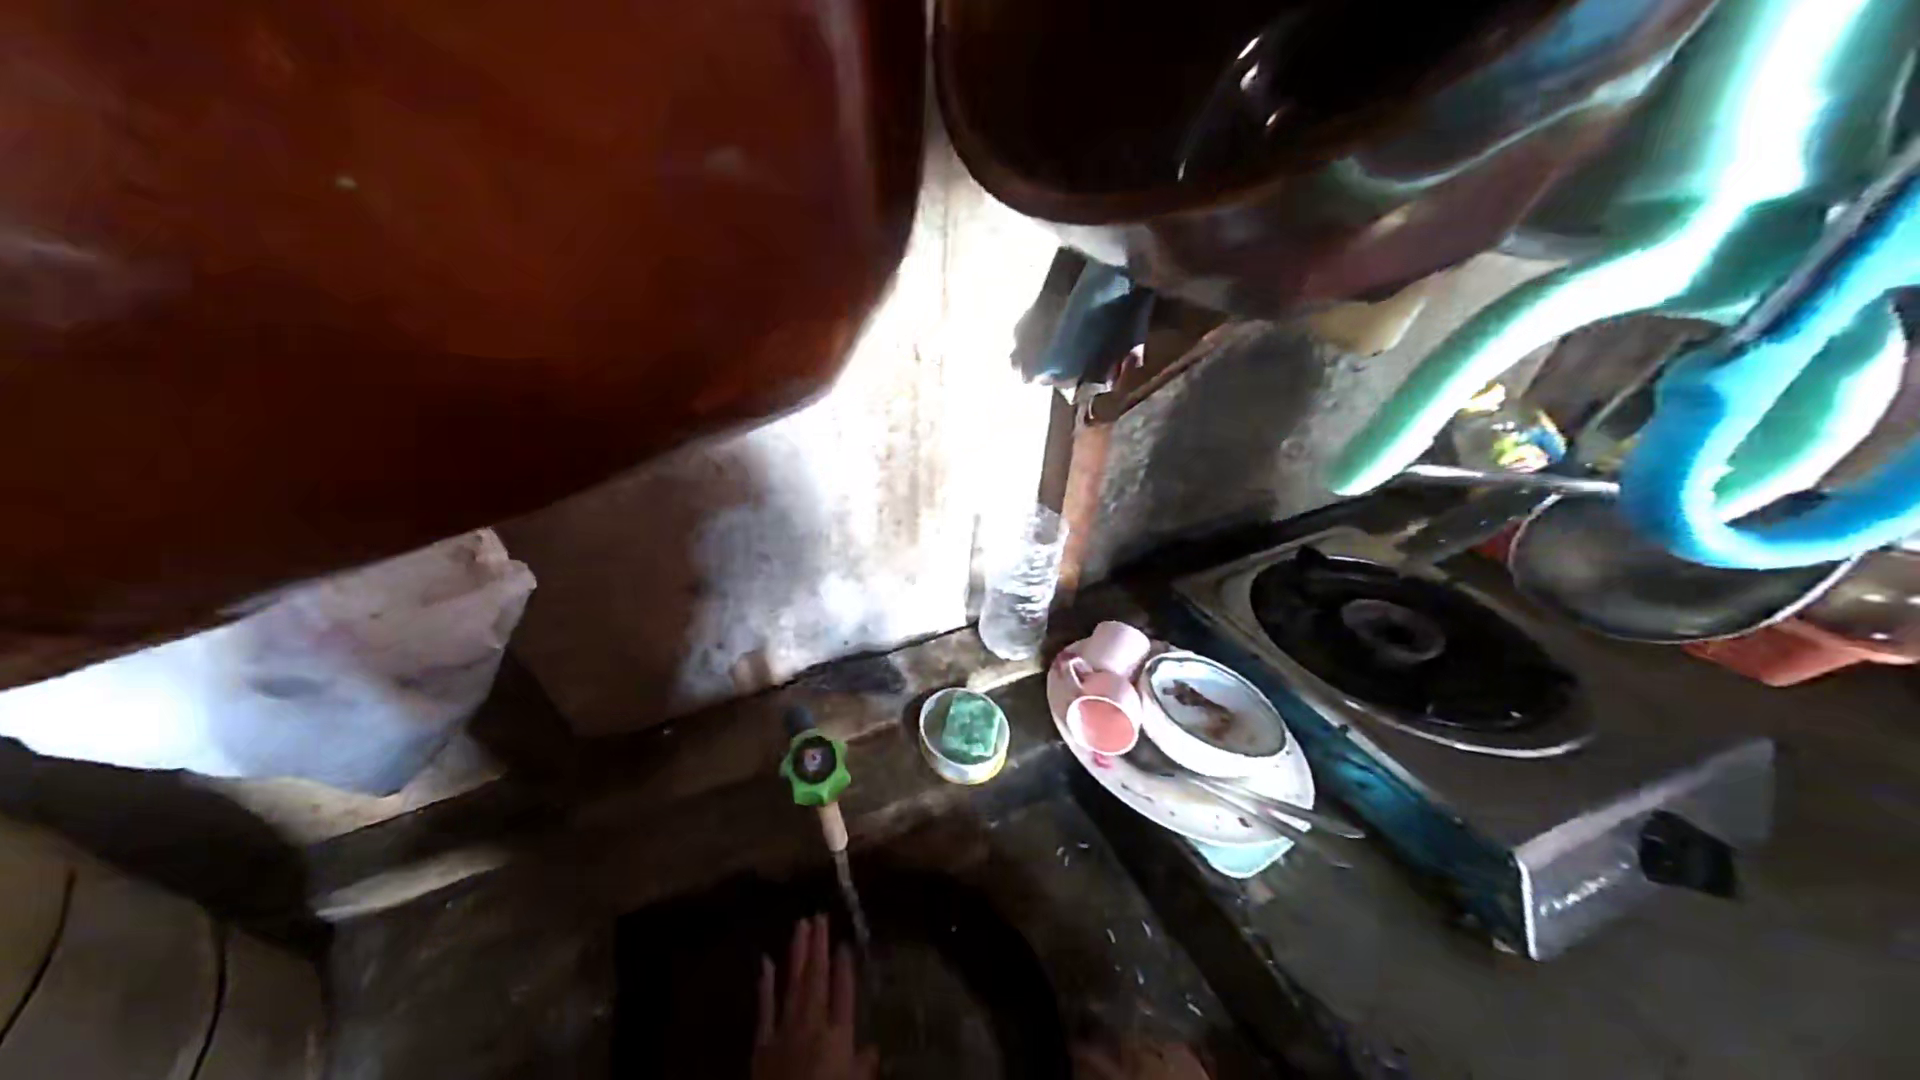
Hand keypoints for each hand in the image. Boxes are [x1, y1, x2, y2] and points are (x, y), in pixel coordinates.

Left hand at [751, 915, 877, 1079]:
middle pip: (817, 978)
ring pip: (793, 984)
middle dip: (819, 946)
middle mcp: (812, 1024)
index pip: (844, 991)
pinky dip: (765, 985)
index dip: (845, 965)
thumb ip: (864, 1068)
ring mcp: (784, 1031)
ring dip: (797, 953)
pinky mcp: (762, 1044)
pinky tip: (766, 962)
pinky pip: (765, 1009)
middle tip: (820, 915)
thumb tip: (873, 1049)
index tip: (846, 940)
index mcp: (837, 1036)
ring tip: (800, 925)